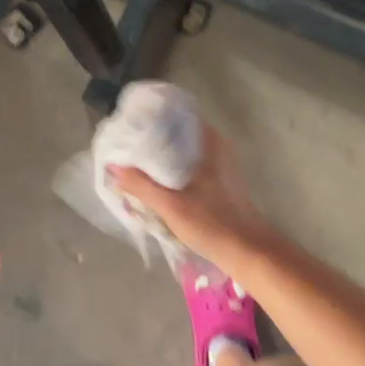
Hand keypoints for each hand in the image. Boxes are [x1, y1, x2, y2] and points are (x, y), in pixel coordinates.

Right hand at [110, 125, 273, 269]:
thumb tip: (113, 166)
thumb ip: (140, 185)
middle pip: (178, 130)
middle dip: (153, 134)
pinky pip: (189, 163)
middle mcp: (215, 145)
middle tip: (128, 141)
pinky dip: (172, 166)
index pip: (177, 112)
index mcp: (208, 140)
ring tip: (136, 159)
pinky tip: (156, 179)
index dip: (153, 113)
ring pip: (184, 148)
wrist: (251, 253)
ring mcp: (219, 163)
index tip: (132, 118)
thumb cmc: (213, 223)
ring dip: (162, 153)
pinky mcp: (219, 181)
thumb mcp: (171, 206)